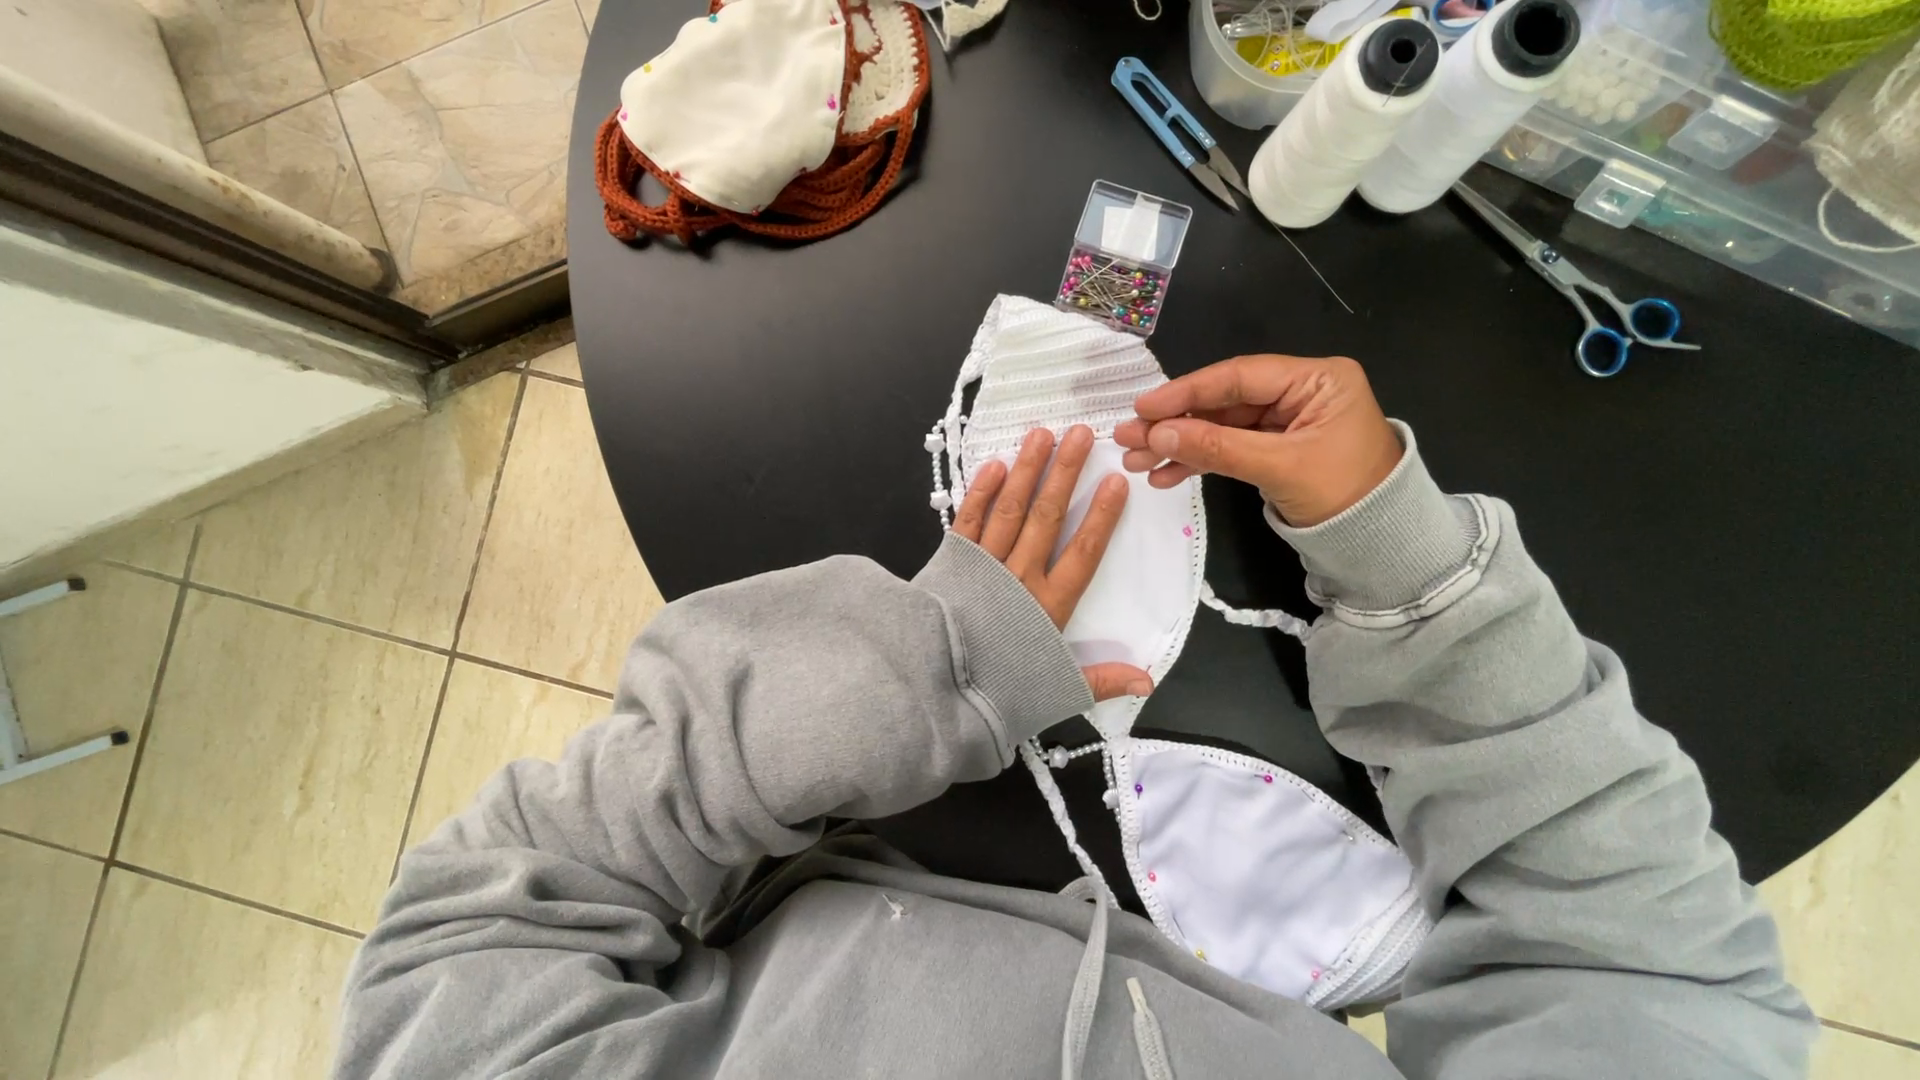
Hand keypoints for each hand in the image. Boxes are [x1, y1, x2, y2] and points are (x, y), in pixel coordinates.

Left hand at [951, 425, 1154, 702]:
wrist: (933, 689)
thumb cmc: (995, 690)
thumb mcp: (1052, 689)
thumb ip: (1099, 680)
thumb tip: (1147, 681)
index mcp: (1048, 605)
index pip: (1084, 552)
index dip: (1102, 517)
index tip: (1116, 482)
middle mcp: (1019, 577)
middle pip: (1047, 517)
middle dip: (1065, 474)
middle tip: (1080, 435)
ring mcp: (984, 566)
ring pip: (1011, 510)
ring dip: (1027, 471)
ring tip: (1041, 435)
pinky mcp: (953, 563)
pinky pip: (969, 522)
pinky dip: (981, 493)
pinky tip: (994, 466)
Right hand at [1113, 354, 1402, 526]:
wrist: (1382, 544)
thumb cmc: (1345, 495)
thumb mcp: (1279, 467)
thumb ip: (1217, 447)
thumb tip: (1157, 434)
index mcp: (1316, 380)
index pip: (1238, 376)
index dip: (1186, 391)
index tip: (1143, 407)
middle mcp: (1300, 392)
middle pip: (1223, 402)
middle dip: (1174, 423)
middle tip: (1127, 439)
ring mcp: (1286, 421)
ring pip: (1220, 427)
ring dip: (1178, 445)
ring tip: (1136, 463)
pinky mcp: (1276, 448)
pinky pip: (1229, 448)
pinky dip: (1198, 461)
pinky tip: (1166, 476)